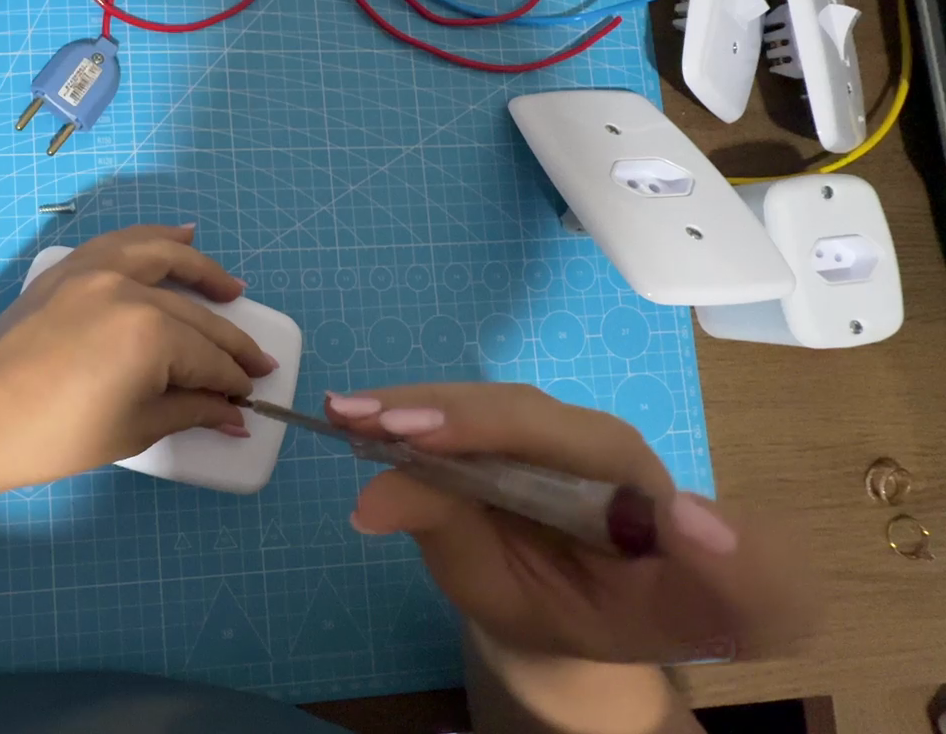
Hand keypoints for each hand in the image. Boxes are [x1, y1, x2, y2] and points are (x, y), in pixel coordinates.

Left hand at [0, 224, 277, 490]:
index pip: (207, 356)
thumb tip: (234, 412)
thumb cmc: (59, 435)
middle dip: (227, 343)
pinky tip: (171, 239)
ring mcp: (92, 271)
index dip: (232, 380)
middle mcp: (126, 287)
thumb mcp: (135, 427)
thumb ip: (191, 409)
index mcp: (149, 330)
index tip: (251, 396)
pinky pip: (115, 244)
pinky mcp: (65, 270)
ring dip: (197, 267)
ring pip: (157, 255)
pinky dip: (147, 239)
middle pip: (191, 314)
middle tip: (253, 363)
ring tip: (229, 285)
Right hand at [326, 383, 812, 664]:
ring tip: (348, 414)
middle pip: (546, 424)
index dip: (662, 507)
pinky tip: (348, 410)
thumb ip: (463, 548)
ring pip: (493, 404)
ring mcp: (558, 432)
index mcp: (670, 531)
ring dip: (415, 404)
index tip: (647, 509)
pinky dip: (398, 405)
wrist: (549, 603)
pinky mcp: (506, 421)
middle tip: (390, 428)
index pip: (663, 501)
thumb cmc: (555, 613)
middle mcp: (618, 462)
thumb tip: (370, 501)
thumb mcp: (529, 614)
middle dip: (471, 422)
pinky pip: (456, 405)